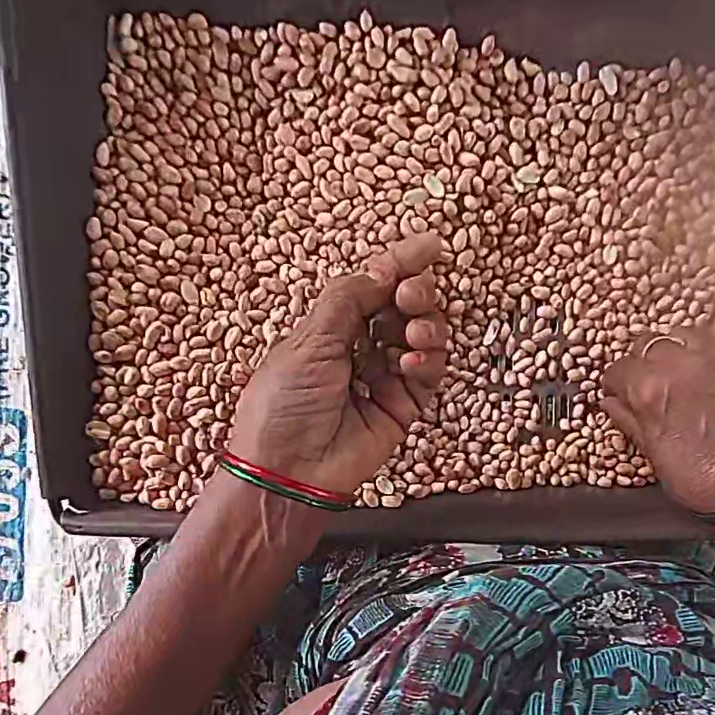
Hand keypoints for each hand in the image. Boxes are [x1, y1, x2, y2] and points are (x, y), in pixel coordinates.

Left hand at [226, 234, 450, 497]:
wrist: (289, 469)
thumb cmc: (284, 403)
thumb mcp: (308, 340)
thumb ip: (348, 299)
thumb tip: (382, 269)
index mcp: (330, 329)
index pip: (373, 288)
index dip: (400, 265)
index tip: (430, 245)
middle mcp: (360, 350)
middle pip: (402, 309)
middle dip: (413, 293)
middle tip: (410, 295)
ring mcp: (382, 379)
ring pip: (421, 339)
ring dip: (424, 326)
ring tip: (411, 334)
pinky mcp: (401, 408)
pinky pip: (427, 375)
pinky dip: (425, 361)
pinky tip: (409, 362)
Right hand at [599, 320, 714, 515]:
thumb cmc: (705, 479)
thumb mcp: (654, 454)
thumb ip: (630, 421)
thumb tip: (611, 403)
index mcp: (649, 391)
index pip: (618, 370)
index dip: (616, 383)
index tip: (619, 391)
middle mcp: (679, 366)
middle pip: (646, 344)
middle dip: (641, 363)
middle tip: (645, 383)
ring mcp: (714, 357)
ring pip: (679, 331)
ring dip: (673, 348)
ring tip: (675, 370)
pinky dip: (709, 337)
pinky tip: (704, 357)